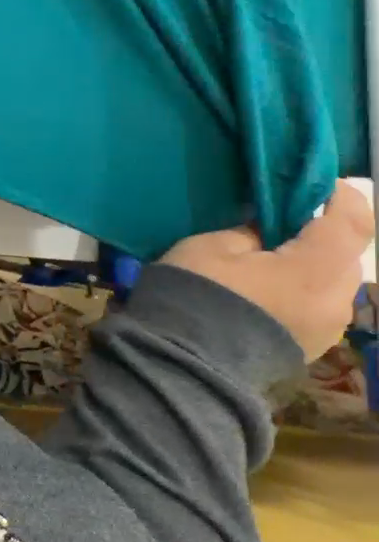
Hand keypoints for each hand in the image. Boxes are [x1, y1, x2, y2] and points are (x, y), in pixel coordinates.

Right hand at [159, 180, 374, 360]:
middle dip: (321, 235)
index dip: (343, 198)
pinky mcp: (314, 342)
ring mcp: (330, 324)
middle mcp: (338, 297)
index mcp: (315, 268)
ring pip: (331, 282)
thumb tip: (263, 233)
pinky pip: (317, 304)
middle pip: (344, 256)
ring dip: (309, 265)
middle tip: (281, 222)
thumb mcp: (208, 248)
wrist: (190, 358)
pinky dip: (300, 288)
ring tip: (268, 260)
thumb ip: (246, 235)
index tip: (324, 183)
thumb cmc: (199, 292)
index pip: (351, 223)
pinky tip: (265, 290)